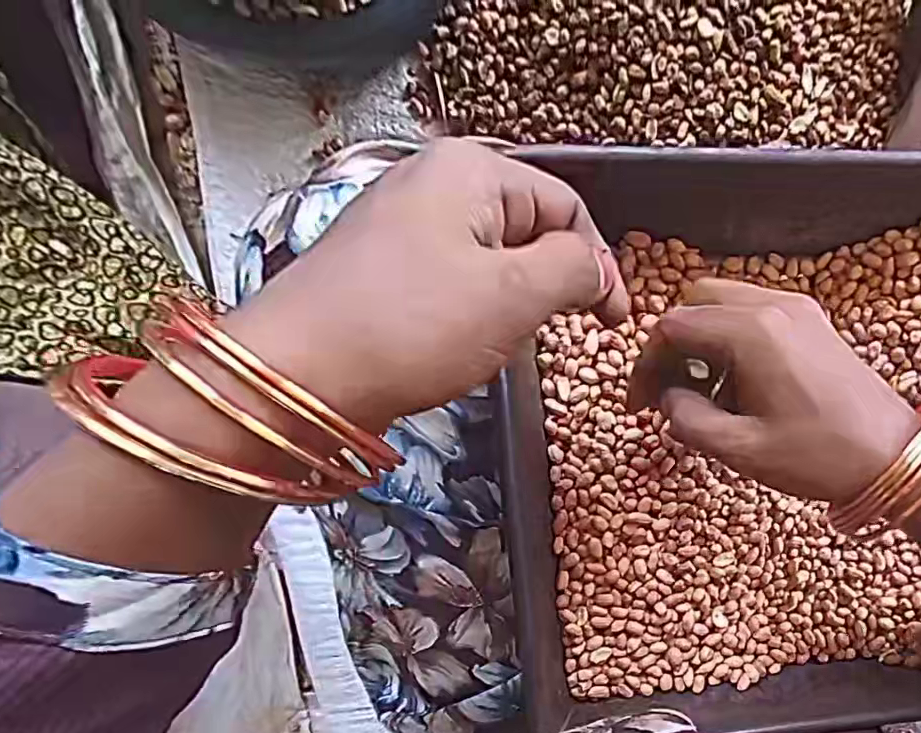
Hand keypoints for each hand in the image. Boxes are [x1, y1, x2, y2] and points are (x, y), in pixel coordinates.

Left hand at [0, 141, 629, 572]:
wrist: (304, 374)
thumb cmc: (415, 326)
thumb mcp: (513, 294)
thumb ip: (573, 270)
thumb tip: (598, 269)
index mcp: (471, 170)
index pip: (568, 207)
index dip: (600, 264)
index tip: (616, 321)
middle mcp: (437, 183)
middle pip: (531, 229)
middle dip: (558, 283)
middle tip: (569, 332)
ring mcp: (408, 226)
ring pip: (497, 260)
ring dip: (521, 302)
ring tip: (514, 340)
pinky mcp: (391, 270)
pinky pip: (461, 281)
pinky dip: (483, 310)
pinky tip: (473, 341)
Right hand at [628, 279, 920, 502]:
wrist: (894, 457)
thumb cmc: (821, 457)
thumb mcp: (741, 450)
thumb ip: (687, 420)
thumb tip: (667, 398)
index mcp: (753, 332)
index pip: (673, 326)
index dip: (645, 365)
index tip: (640, 405)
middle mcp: (775, 305)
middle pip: (696, 302)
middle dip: (672, 346)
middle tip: (667, 394)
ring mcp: (799, 310)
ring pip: (725, 305)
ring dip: (701, 343)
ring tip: (705, 397)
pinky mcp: (814, 323)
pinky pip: (756, 315)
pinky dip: (731, 342)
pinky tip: (739, 386)